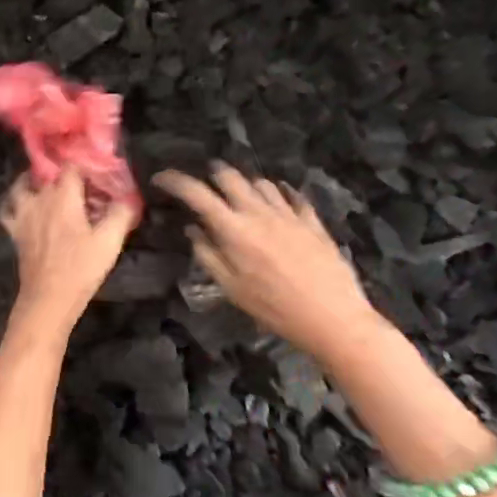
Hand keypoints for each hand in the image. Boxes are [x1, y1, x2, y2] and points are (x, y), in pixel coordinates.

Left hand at [0, 169, 139, 335]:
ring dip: (33, 183)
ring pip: (22, 187)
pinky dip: (13, 204)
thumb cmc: (81, 267)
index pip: (71, 168)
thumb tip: (128, 196)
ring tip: (46, 187)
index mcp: (62, 197)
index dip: (84, 168)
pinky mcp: (13, 229)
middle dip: (64, 177)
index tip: (97, 175)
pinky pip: (8, 209)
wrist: (49, 296)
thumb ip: (120, 214)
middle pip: (48, 176)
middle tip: (81, 186)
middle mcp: (38, 198)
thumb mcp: (109, 241)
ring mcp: (22, 213)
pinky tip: (22, 206)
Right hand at [154, 164, 387, 363]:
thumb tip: (193, 229)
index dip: (173, 181)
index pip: (195, 193)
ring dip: (244, 185)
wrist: (335, 321)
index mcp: (233, 229)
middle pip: (230, 176)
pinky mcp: (313, 223)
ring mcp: (289, 215)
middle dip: (211, 175)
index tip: (160, 179)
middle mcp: (259, 213)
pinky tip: (277, 200)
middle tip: (205, 185)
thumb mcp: (230, 287)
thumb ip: (207, 253)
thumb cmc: (275, 308)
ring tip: (239, 197)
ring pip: (261, 183)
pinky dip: (280, 193)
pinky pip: (293, 197)